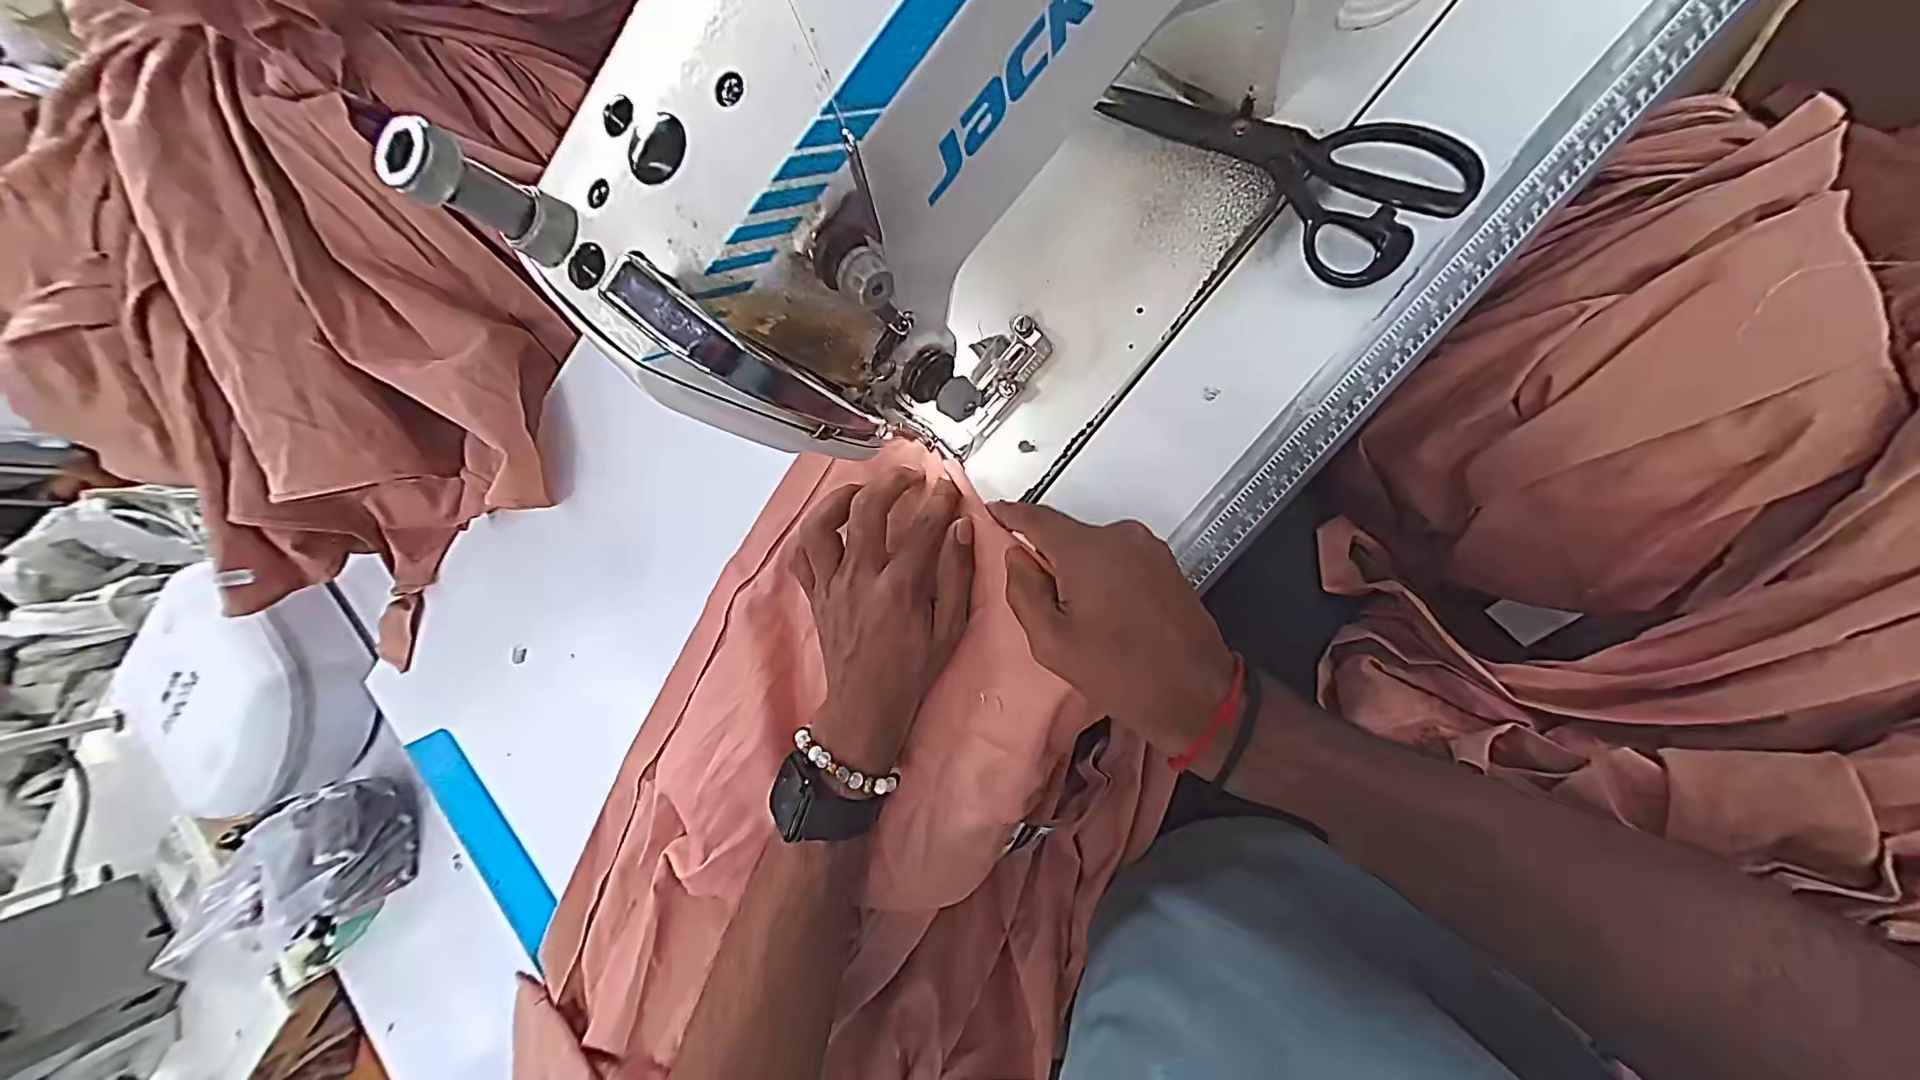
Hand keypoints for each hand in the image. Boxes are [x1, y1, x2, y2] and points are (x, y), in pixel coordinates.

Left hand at [790, 471, 973, 774]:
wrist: (866, 706)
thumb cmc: (910, 672)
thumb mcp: (950, 628)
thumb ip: (957, 575)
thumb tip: (961, 530)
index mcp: (899, 588)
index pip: (922, 526)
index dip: (939, 499)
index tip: (948, 488)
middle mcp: (860, 579)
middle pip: (869, 509)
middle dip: (892, 481)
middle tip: (910, 474)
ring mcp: (833, 584)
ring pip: (824, 524)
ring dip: (843, 496)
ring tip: (863, 488)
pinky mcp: (816, 594)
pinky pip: (802, 554)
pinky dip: (813, 532)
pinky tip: (831, 524)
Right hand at [991, 502, 1235, 764]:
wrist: (1196, 695)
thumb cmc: (1126, 674)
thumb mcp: (1051, 642)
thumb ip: (1023, 591)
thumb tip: (1017, 560)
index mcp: (1087, 550)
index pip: (1036, 517)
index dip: (1009, 514)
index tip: (994, 513)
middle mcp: (1121, 537)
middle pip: (1065, 534)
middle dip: (1047, 558)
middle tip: (1042, 601)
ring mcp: (1147, 548)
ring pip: (1093, 547)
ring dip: (1077, 570)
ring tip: (1082, 618)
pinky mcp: (1164, 562)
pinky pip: (1118, 557)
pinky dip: (1103, 574)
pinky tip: (1106, 614)